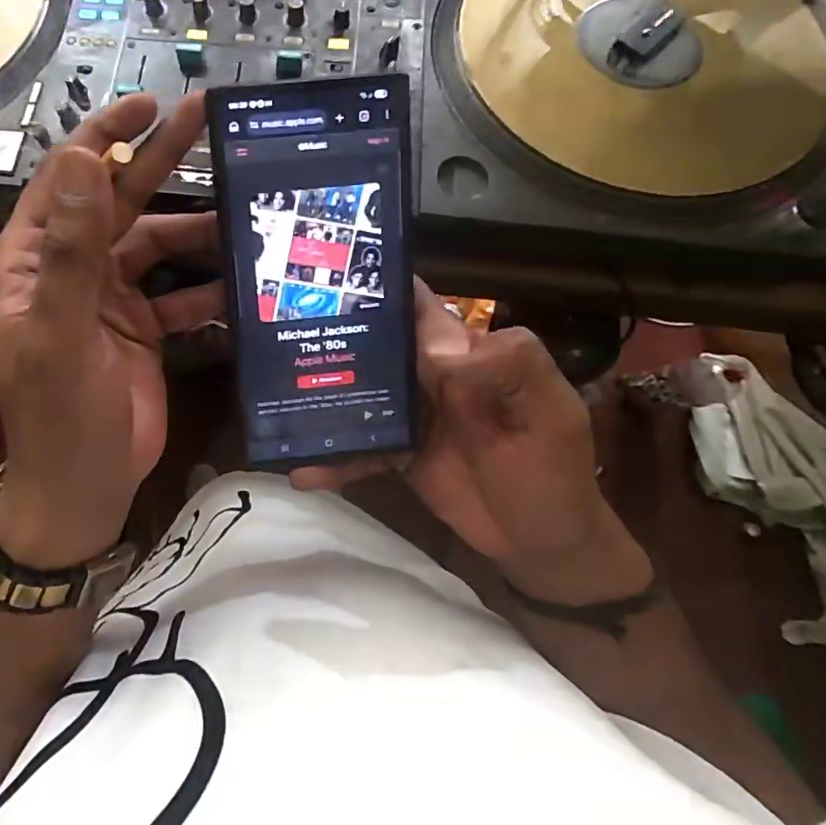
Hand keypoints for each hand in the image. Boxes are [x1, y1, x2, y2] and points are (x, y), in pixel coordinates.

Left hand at [0, 94, 222, 568]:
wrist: (83, 488)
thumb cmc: (59, 415)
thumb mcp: (60, 332)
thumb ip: (69, 249)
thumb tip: (80, 157)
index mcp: (32, 261)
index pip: (65, 180)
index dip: (104, 137)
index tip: (149, 104)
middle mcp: (68, 271)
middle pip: (116, 200)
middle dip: (158, 159)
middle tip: (205, 115)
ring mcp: (108, 300)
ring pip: (154, 243)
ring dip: (197, 225)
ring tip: (250, 205)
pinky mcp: (142, 329)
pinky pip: (180, 291)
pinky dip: (210, 281)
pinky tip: (248, 272)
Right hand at [291, 278, 650, 601]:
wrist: (543, 543)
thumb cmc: (553, 475)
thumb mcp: (549, 418)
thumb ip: (507, 371)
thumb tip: (435, 348)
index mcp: (465, 356)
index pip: (420, 311)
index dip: (379, 290)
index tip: (324, 281)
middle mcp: (430, 378)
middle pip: (374, 349)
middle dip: (328, 340)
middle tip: (271, 339)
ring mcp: (409, 416)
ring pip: (356, 395)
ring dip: (319, 399)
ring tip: (272, 404)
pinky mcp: (396, 451)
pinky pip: (357, 447)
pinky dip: (332, 459)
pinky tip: (303, 472)